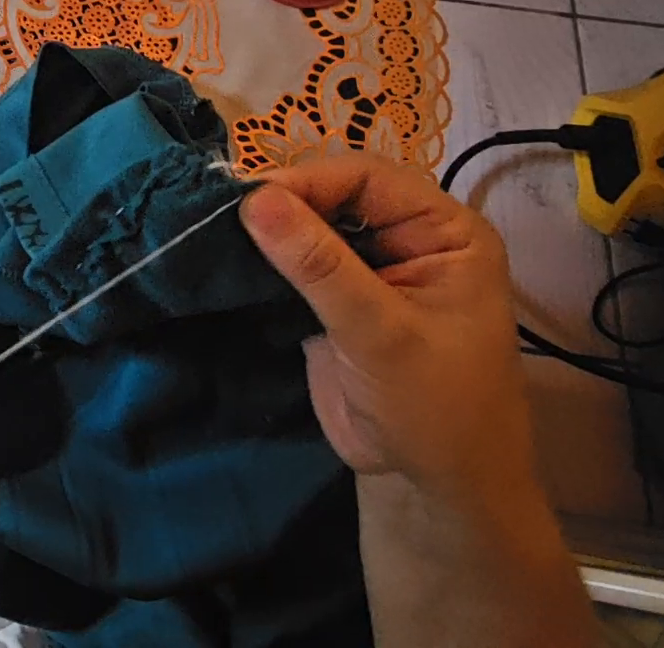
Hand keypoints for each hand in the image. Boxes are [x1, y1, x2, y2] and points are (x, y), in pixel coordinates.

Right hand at [239, 153, 537, 508]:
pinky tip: (231, 258)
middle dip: (284, 202)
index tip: (252, 201)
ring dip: (268, 228)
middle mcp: (406, 238)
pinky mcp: (333, 295)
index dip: (310, 181)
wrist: (434, 484)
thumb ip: (318, 265)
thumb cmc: (434, 408)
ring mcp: (366, 266)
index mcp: (443, 232)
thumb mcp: (379, 333)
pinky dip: (263, 257)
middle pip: (334, 194)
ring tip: (219, 231)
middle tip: (227, 216)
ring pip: (308, 224)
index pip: (368, 178)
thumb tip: (255, 199)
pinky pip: (293, 260)